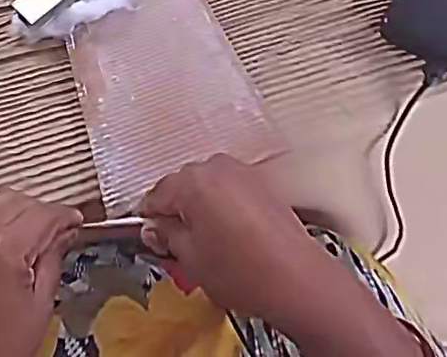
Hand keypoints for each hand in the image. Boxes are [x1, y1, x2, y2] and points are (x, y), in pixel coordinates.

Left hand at [0, 190, 81, 356]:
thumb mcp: (40, 306)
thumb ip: (53, 260)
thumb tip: (65, 232)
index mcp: (7, 249)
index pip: (44, 214)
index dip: (65, 216)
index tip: (76, 221)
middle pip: (23, 201)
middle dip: (45, 213)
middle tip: (60, 232)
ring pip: (0, 198)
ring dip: (21, 207)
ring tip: (34, 231)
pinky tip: (3, 227)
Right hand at [139, 155, 339, 324]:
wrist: (297, 280)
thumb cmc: (246, 271)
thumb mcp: (191, 259)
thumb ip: (166, 237)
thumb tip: (155, 229)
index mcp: (191, 181)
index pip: (156, 194)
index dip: (149, 217)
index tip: (149, 233)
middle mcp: (215, 166)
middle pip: (181, 185)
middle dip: (177, 211)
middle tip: (177, 244)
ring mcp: (240, 172)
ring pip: (206, 186)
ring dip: (201, 207)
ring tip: (208, 244)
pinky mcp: (259, 183)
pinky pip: (229, 189)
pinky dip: (223, 206)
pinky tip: (230, 236)